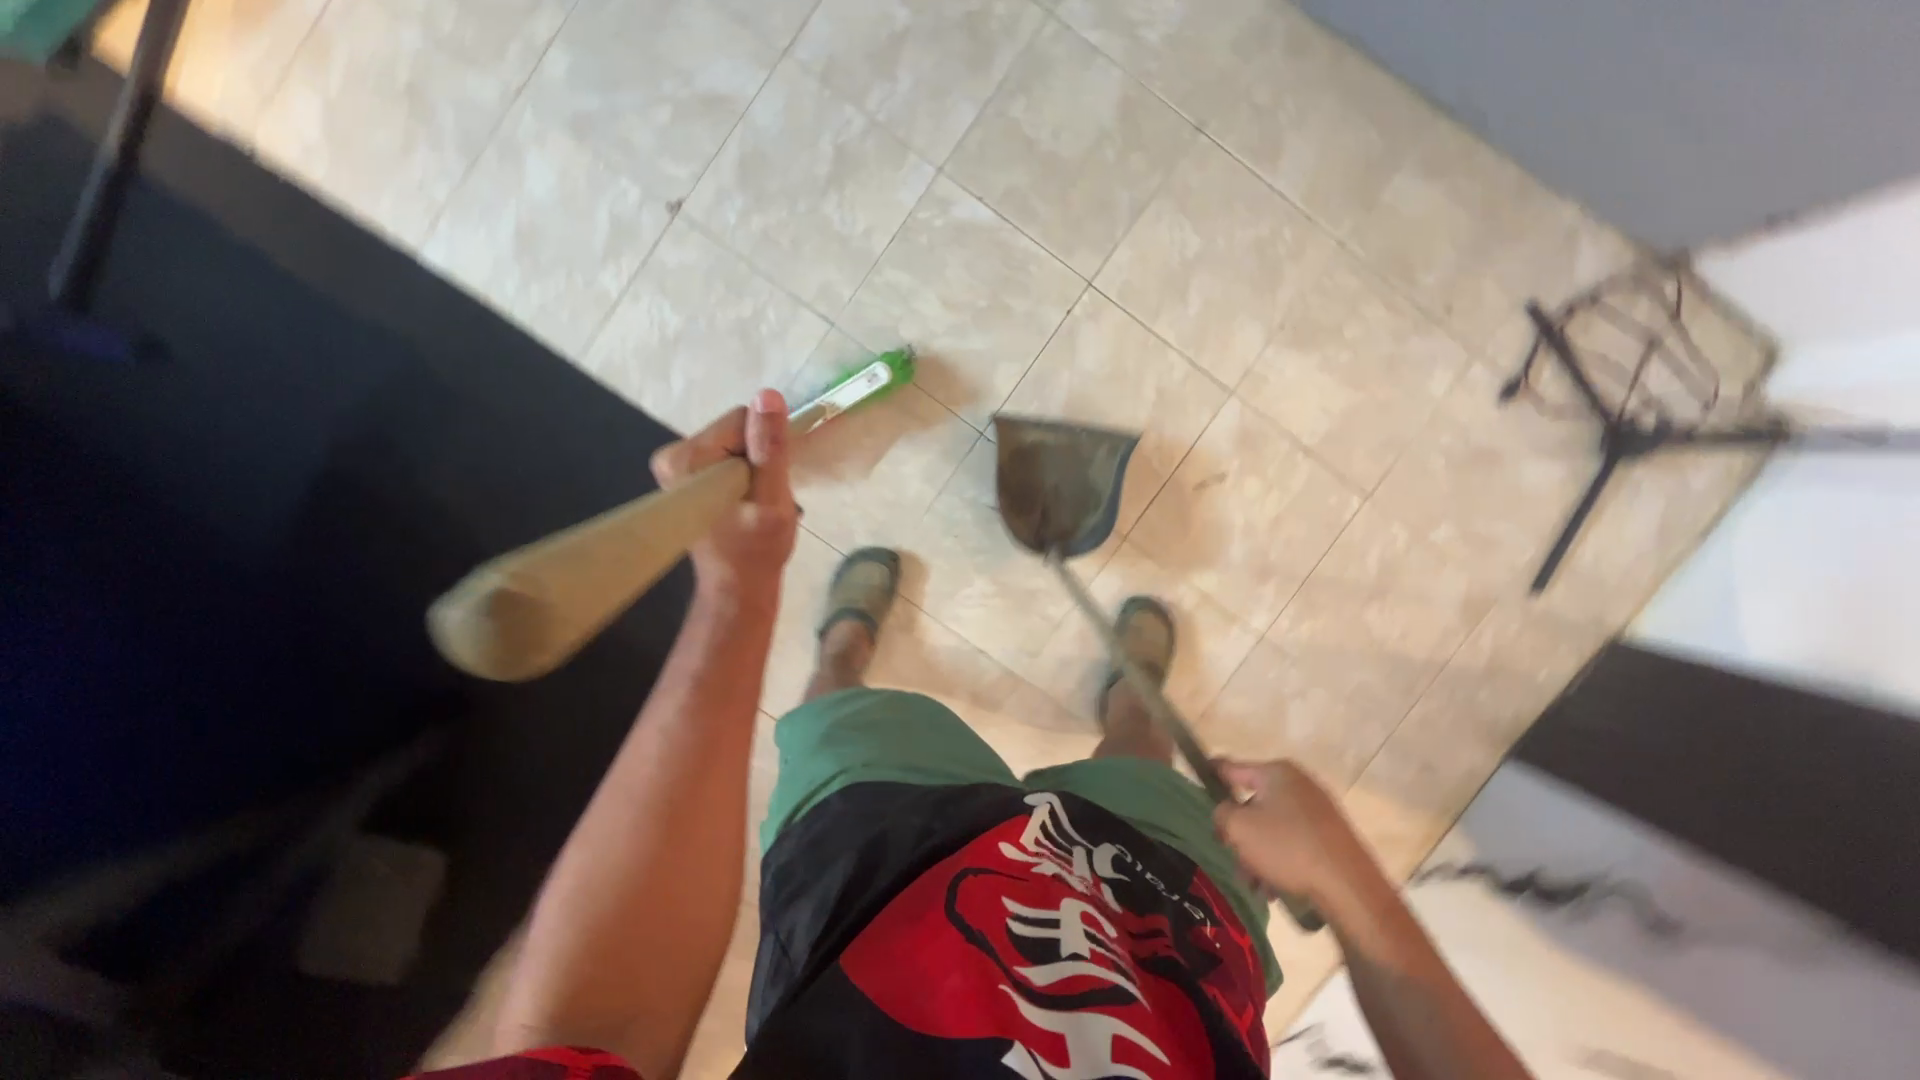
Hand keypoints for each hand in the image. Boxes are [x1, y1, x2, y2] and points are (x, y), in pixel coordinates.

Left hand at [649, 389, 797, 600]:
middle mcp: (671, 454)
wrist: (737, 584)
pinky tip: (742, 500)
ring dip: (751, 467)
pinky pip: (723, 454)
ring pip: (732, 441)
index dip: (766, 448)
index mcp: (688, 457)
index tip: (769, 482)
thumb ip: (769, 448)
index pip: (742, 420)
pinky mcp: (681, 474)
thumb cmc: (758, 547)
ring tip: (752, 501)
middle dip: (757, 457)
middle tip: (762, 495)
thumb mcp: (772, 498)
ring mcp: (673, 464)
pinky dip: (740, 473)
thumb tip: (766, 395)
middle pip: (734, 428)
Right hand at [1213, 760, 1364, 907]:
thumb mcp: (1239, 828)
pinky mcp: (1330, 837)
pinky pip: (1293, 843)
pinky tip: (1274, 889)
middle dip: (1239, 836)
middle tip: (1233, 859)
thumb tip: (1226, 812)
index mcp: (1277, 773)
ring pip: (1272, 829)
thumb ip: (1221, 813)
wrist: (1349, 887)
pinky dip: (1280, 863)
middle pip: (1253, 804)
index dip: (1211, 775)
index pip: (1232, 767)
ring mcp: (1318, 811)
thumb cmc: (1287, 848)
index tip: (1196, 784)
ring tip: (1255, 886)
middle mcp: (1299, 784)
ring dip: (1257, 856)